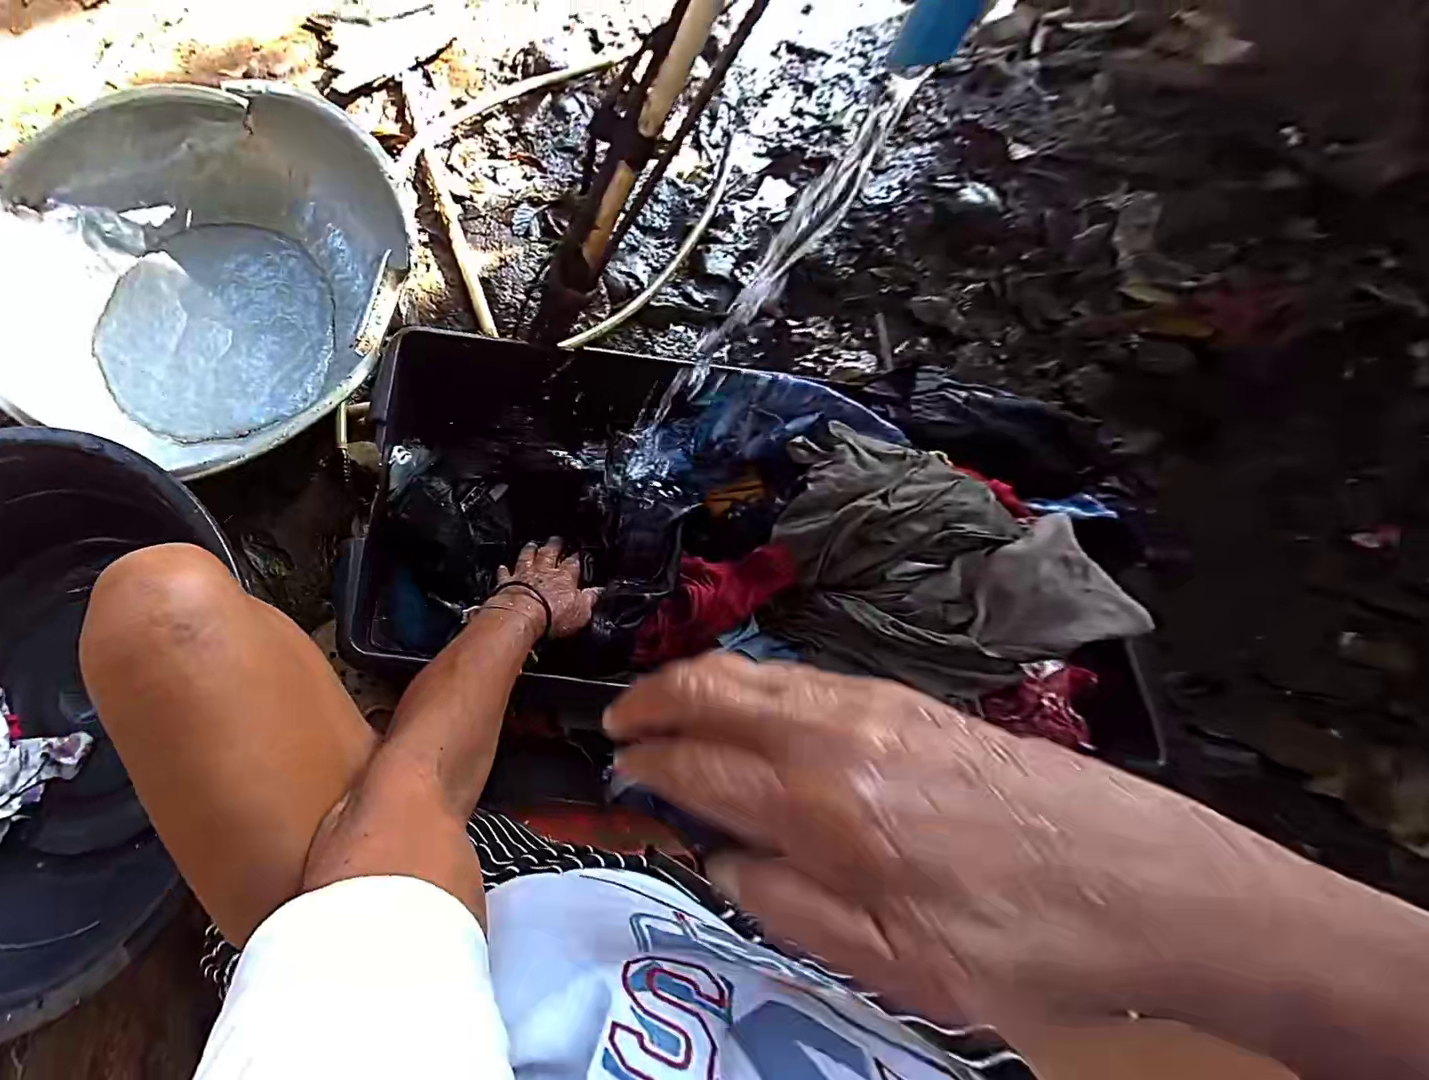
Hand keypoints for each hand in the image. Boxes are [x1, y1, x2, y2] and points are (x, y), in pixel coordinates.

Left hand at [490, 537, 599, 639]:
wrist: (522, 615)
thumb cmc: (552, 615)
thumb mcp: (581, 611)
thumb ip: (590, 599)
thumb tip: (598, 592)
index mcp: (564, 577)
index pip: (573, 563)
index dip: (576, 558)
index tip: (577, 553)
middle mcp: (543, 571)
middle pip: (550, 553)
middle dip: (554, 545)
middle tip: (556, 538)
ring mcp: (523, 575)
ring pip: (527, 557)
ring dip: (530, 550)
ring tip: (532, 544)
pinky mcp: (506, 583)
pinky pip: (505, 573)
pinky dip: (503, 570)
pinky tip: (501, 566)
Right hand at [602, 653, 1334, 1033]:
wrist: (1150, 884)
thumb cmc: (1018, 941)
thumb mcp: (898, 967)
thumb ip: (784, 908)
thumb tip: (717, 857)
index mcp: (822, 807)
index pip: (697, 766)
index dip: (647, 764)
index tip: (620, 769)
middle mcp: (826, 734)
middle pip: (705, 690)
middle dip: (646, 701)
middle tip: (617, 722)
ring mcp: (858, 700)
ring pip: (741, 669)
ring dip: (685, 681)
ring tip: (659, 703)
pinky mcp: (886, 691)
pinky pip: (783, 671)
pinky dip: (736, 679)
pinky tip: (734, 701)